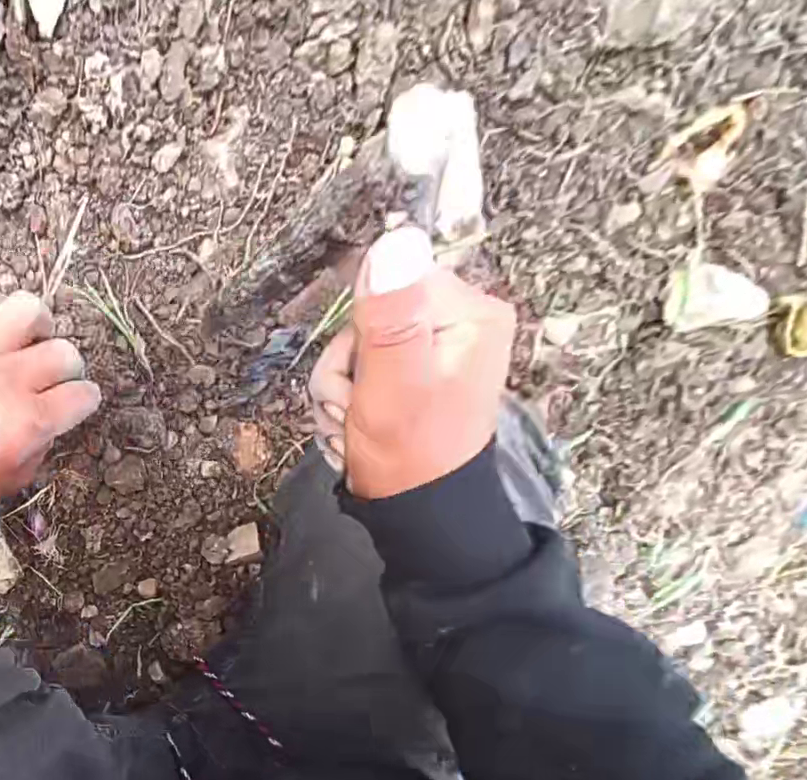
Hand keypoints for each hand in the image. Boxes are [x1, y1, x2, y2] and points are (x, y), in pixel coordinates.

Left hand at [0, 287, 102, 515]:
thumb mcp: (14, 478)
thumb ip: (43, 445)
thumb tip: (52, 416)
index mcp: (29, 422)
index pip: (82, 395)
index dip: (87, 400)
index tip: (78, 401)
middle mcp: (10, 380)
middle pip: (65, 353)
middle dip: (69, 369)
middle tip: (52, 379)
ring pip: (29, 309)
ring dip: (39, 325)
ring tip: (28, 342)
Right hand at [309, 227, 514, 498]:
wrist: (414, 511)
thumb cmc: (410, 455)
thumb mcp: (395, 382)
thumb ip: (392, 316)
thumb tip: (394, 241)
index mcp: (468, 315)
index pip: (388, 283)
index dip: (359, 330)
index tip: (364, 373)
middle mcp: (454, 326)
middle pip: (364, 319)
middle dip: (344, 371)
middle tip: (356, 409)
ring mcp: (429, 353)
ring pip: (351, 349)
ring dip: (338, 392)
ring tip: (354, 425)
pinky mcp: (409, 375)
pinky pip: (356, 373)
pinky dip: (344, 403)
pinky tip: (356, 428)